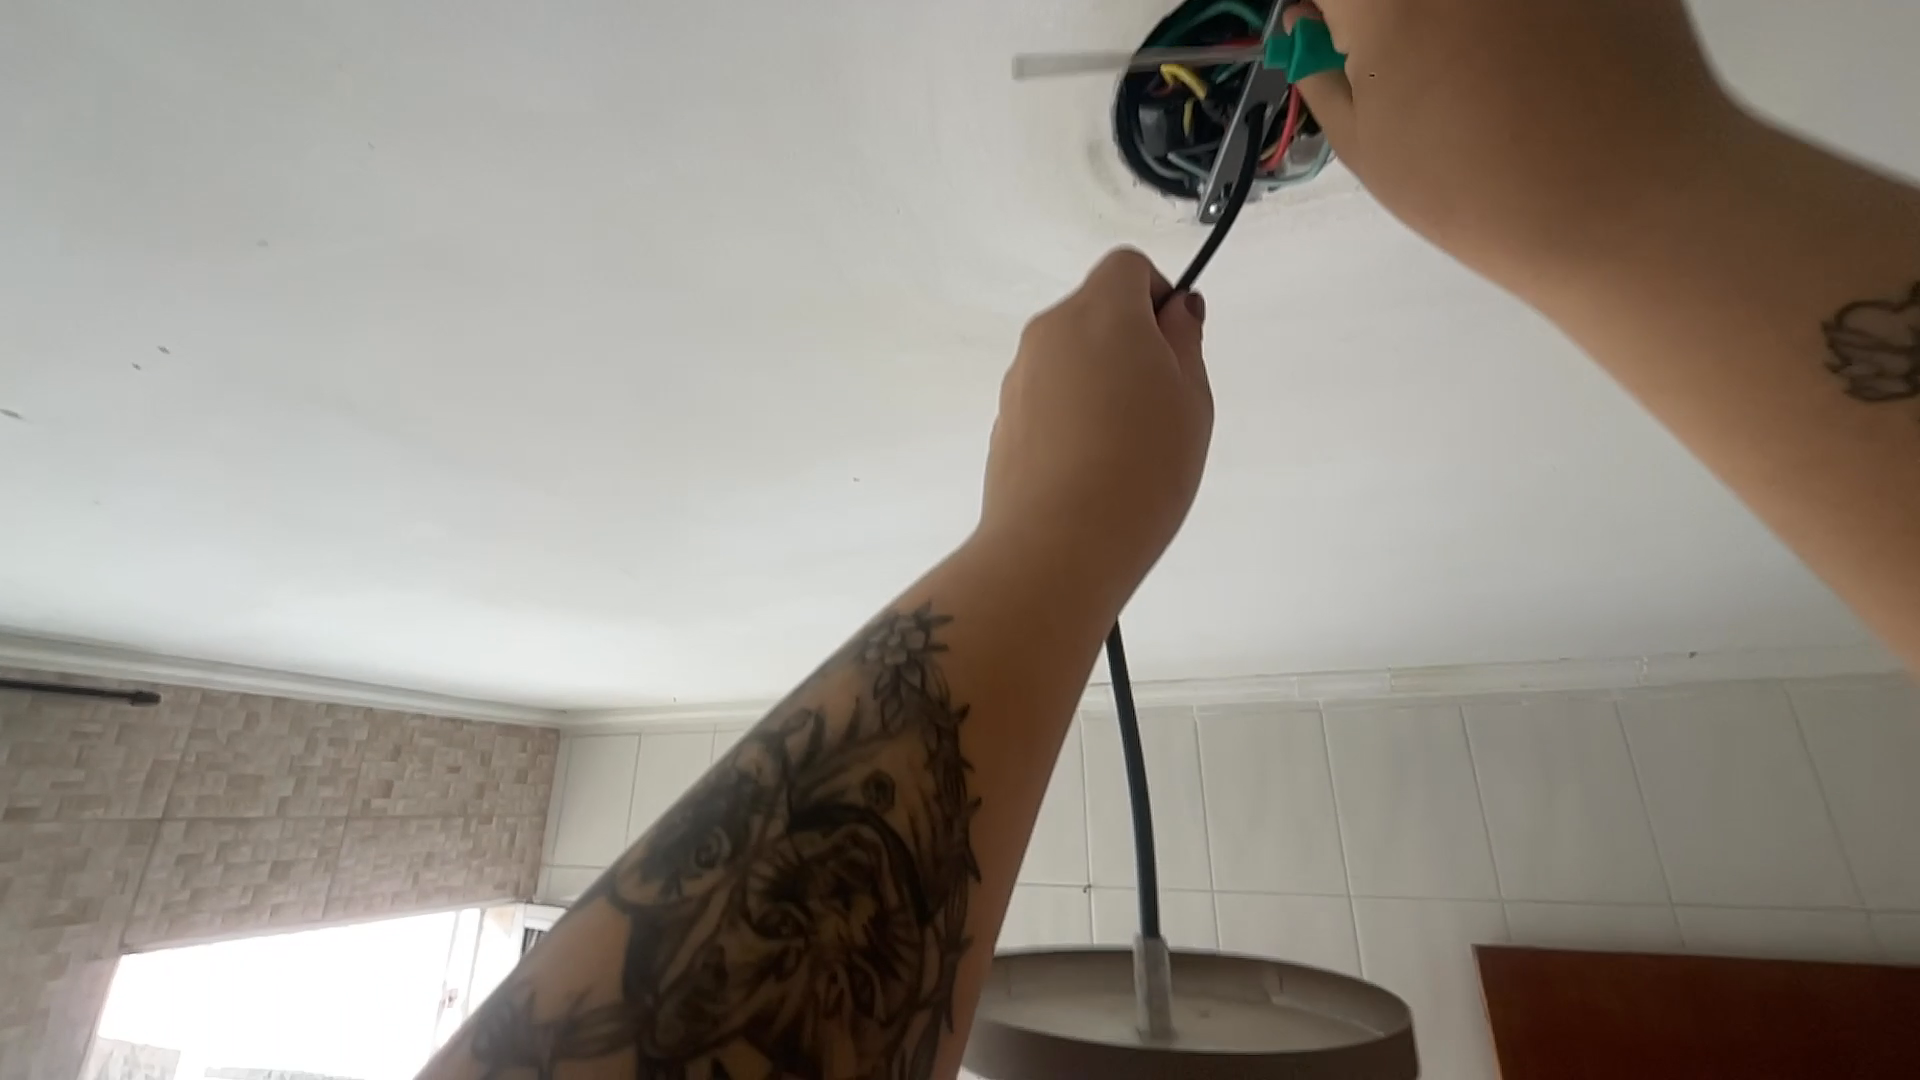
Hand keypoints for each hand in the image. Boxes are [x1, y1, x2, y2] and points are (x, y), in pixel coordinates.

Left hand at [978, 248, 1212, 594]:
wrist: (1058, 544)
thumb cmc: (1144, 466)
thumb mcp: (1191, 399)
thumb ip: (1183, 342)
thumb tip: (1173, 310)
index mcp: (1098, 312)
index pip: (1126, 268)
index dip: (1157, 296)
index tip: (1173, 348)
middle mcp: (1047, 334)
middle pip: (1093, 313)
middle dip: (1128, 342)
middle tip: (1157, 405)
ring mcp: (1017, 380)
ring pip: (1068, 360)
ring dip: (1097, 381)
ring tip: (1122, 447)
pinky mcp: (1002, 423)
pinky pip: (1045, 400)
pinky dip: (1069, 415)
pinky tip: (1087, 466)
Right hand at [1291, 0, 1747, 286]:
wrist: (1614, 192)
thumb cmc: (1464, 183)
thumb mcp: (1363, 143)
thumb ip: (1324, 72)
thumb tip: (1310, 27)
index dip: (1325, 11)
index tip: (1331, 38)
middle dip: (1380, 13)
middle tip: (1394, 53)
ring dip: (1445, 18)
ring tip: (1470, 64)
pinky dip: (1508, 18)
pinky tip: (1527, 55)